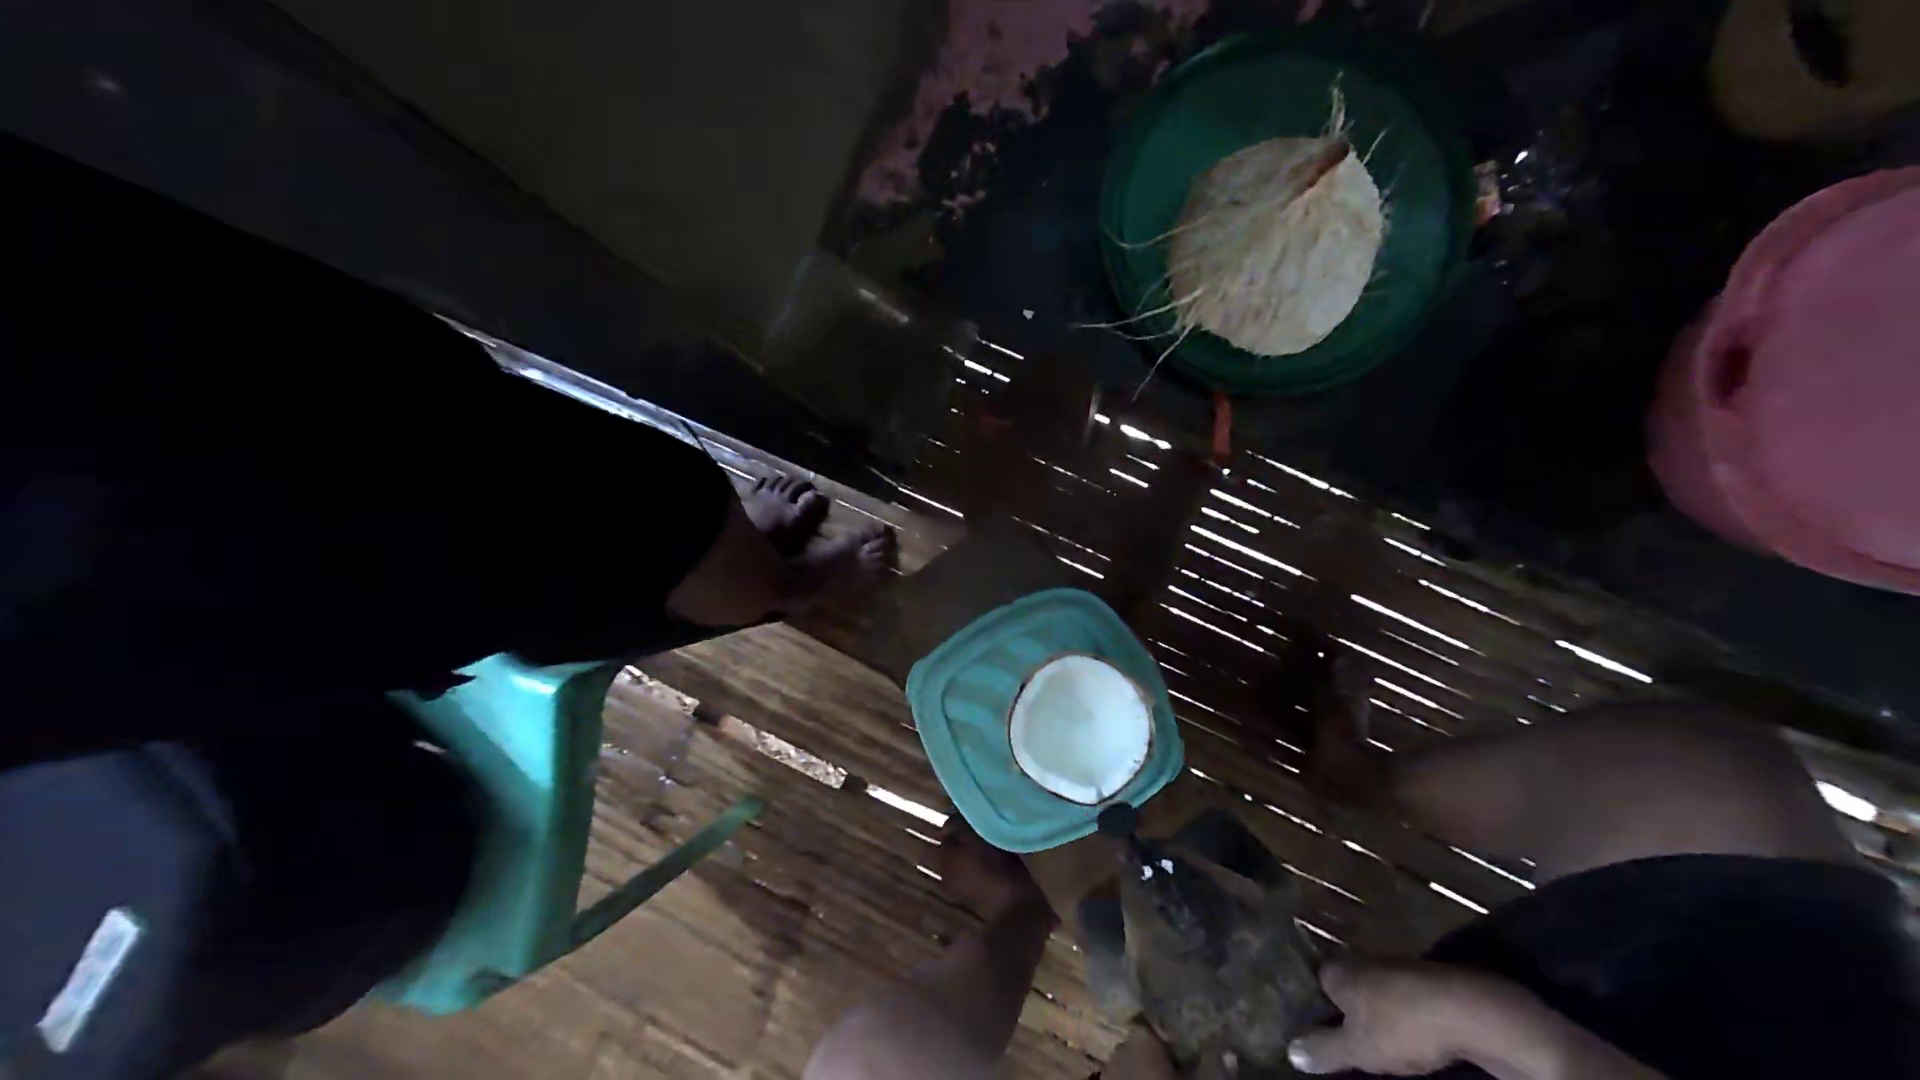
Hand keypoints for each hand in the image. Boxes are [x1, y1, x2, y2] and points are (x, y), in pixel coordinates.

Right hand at [1288, 959, 1524, 1075]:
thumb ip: (1324, 1049)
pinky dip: (1403, 1016)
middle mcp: (1360, 962)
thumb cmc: (1400, 1025)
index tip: (1314, 1028)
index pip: (1314, 983)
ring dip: (1377, 1015)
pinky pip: (1404, 1001)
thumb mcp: (1358, 1048)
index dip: (1313, 1005)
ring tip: (1379, 1044)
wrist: (1467, 1011)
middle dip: (1346, 1012)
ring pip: (1376, 994)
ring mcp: (1395, 969)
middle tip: (1346, 1041)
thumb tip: (1290, 1052)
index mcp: (1336, 971)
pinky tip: (1410, 1038)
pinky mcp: (1426, 984)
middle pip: (1346, 987)